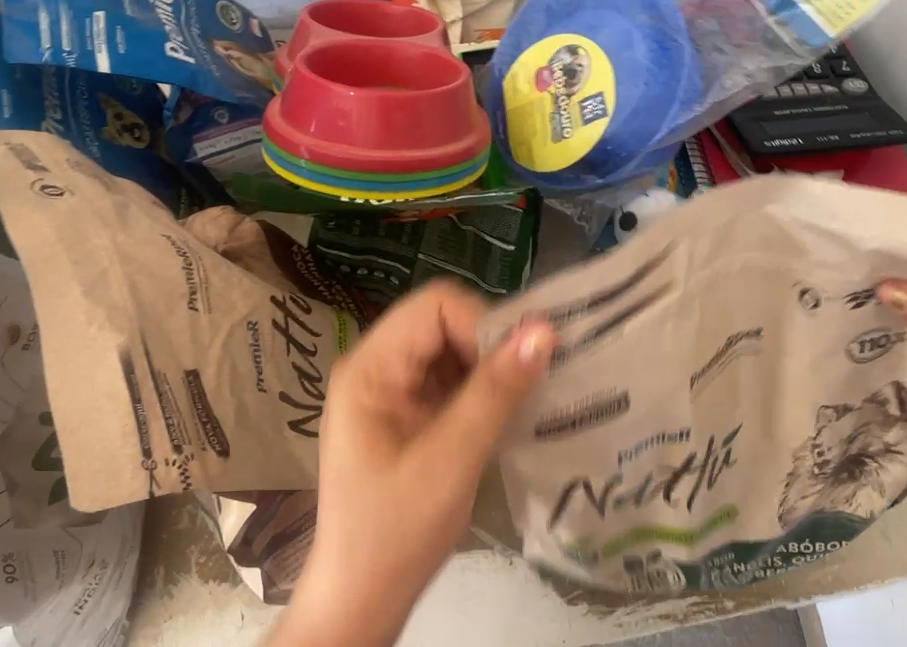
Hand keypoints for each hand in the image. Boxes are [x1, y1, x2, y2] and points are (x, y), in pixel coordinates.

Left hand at [271, 283, 554, 646]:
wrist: (362, 600)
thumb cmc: (395, 532)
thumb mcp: (450, 461)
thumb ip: (495, 393)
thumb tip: (545, 330)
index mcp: (370, 368)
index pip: (435, 306)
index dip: (482, 325)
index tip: (518, 365)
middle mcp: (377, 367)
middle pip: (444, 322)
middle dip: (489, 347)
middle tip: (525, 386)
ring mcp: (391, 391)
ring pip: (453, 349)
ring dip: (489, 370)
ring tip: (520, 402)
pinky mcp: (407, 414)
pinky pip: (452, 379)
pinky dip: (482, 391)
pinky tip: (503, 418)